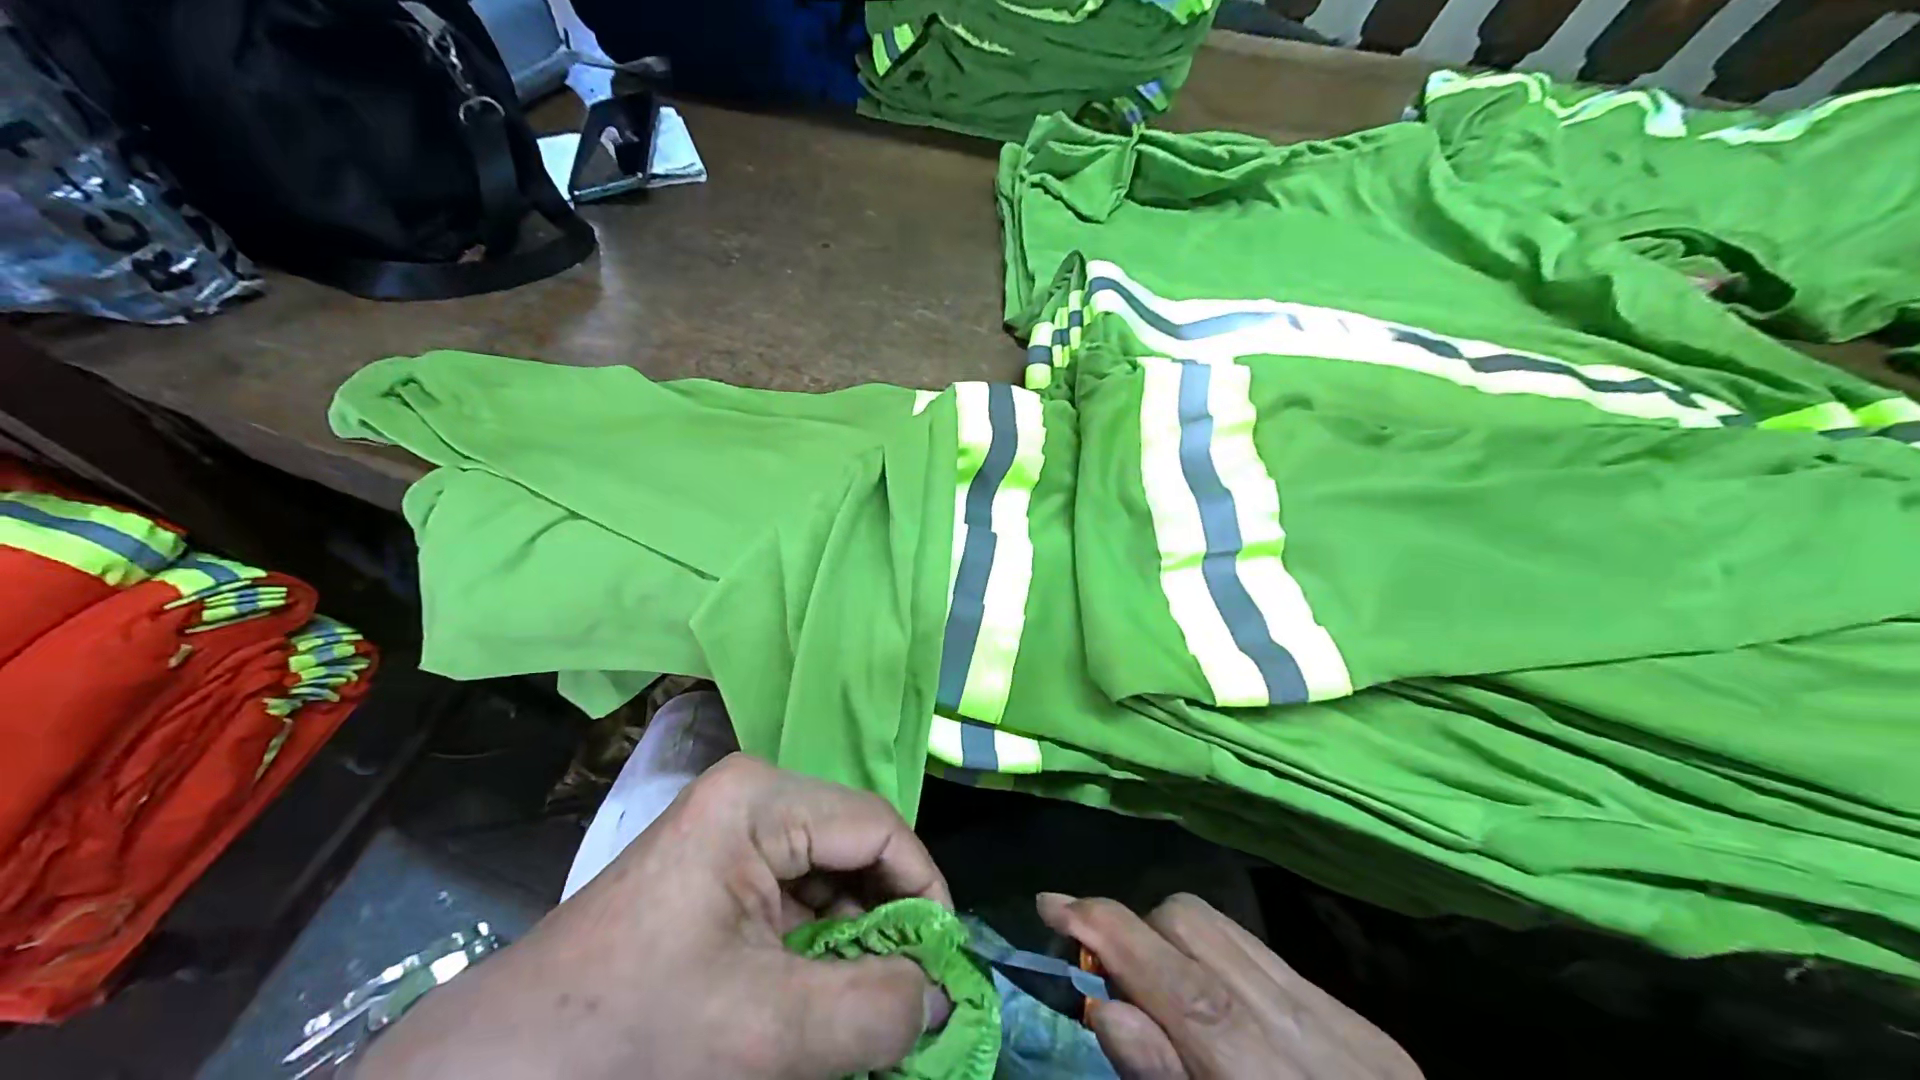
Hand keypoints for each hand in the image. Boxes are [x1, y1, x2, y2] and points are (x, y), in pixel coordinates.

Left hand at [358, 755, 952, 1079]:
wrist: (501, 1066)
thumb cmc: (631, 1034)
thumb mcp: (766, 1031)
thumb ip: (874, 1011)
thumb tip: (944, 997)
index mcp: (761, 798)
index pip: (879, 827)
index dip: (923, 893)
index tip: (942, 970)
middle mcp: (753, 795)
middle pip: (857, 847)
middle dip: (888, 921)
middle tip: (909, 996)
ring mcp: (734, 828)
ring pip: (832, 873)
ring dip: (858, 938)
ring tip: (868, 1005)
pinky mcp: (722, 865)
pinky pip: (799, 893)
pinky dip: (823, 944)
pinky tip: (822, 996)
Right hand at [1038, 893, 1421, 1079]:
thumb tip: (1102, 1005)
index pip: (1187, 989)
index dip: (1113, 935)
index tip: (1051, 905)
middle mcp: (1319, 1040)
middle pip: (1201, 927)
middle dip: (1136, 931)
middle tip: (1102, 973)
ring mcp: (1349, 1026)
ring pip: (1229, 928)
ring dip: (1170, 937)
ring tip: (1148, 976)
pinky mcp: (1363, 1024)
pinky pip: (1262, 955)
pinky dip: (1216, 959)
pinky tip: (1209, 1000)